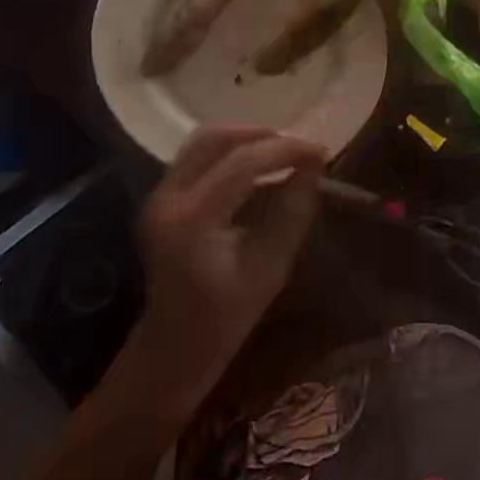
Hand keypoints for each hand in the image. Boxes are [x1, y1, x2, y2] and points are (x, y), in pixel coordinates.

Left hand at [137, 126, 327, 365]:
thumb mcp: (271, 268)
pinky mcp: (160, 196)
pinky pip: (196, 157)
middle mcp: (167, 199)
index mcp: (191, 221)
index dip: (285, 151)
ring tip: (284, 152)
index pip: (242, 164)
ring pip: (202, 142)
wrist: (176, 343)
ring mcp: (157, 195)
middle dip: (263, 136)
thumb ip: (292, 214)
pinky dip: (229, 152)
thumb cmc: (227, 316)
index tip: (322, 153)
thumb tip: (312, 169)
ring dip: (245, 139)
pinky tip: (258, 165)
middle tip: (301, 148)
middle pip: (214, 139)